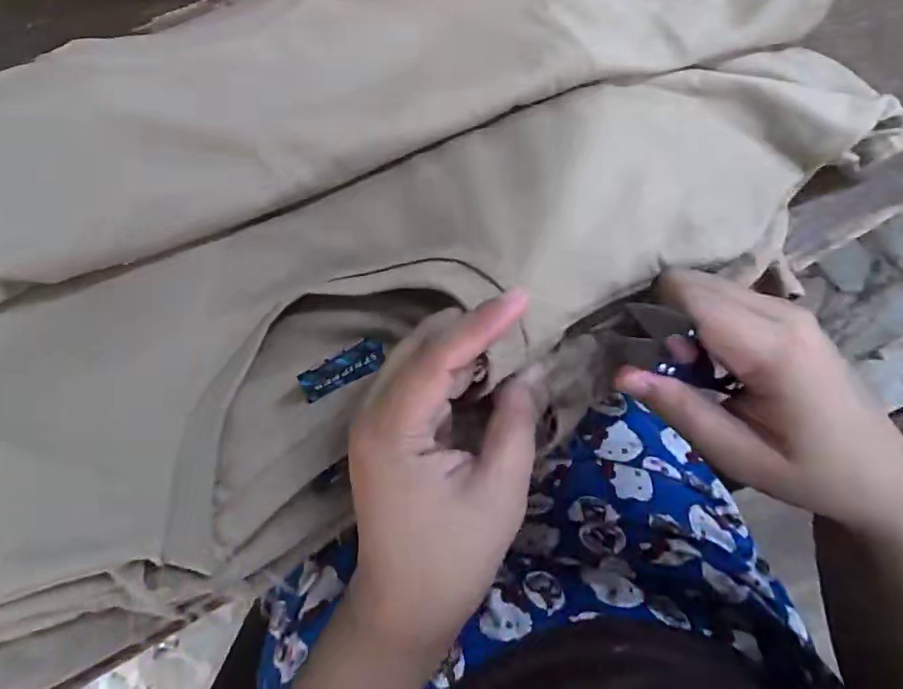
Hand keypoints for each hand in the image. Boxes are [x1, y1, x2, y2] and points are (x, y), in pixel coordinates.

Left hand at [343, 290, 543, 652]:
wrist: (403, 607)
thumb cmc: (452, 558)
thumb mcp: (498, 493)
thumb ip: (515, 423)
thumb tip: (529, 370)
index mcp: (392, 428)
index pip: (437, 356)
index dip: (482, 323)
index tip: (520, 296)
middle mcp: (373, 410)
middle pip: (421, 344)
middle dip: (472, 327)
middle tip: (522, 322)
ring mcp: (373, 415)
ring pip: (418, 353)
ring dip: (462, 343)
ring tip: (509, 340)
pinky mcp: (385, 423)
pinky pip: (418, 375)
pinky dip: (452, 365)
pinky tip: (484, 369)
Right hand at [615, 269, 902, 541]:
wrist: (882, 473)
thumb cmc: (810, 472)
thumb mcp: (739, 455)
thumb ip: (679, 409)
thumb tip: (621, 374)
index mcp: (772, 348)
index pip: (689, 295)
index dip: (654, 316)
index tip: (652, 358)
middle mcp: (781, 312)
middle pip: (694, 282)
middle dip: (668, 316)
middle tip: (680, 370)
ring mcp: (789, 307)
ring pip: (708, 284)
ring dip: (687, 317)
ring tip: (702, 370)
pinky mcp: (789, 311)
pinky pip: (727, 294)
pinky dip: (707, 318)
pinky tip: (722, 361)